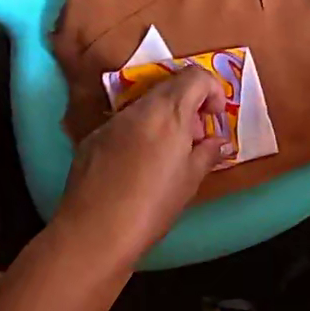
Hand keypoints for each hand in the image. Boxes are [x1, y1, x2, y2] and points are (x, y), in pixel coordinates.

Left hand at [52, 67, 228, 266]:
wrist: (93, 233)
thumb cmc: (152, 207)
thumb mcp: (190, 181)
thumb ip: (207, 153)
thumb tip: (216, 141)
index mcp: (169, 112)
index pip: (196, 76)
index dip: (213, 90)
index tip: (215, 116)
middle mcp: (140, 108)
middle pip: (171, 87)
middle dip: (189, 105)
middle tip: (195, 139)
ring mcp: (113, 122)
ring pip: (146, 106)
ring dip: (164, 120)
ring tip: (167, 157)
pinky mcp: (93, 138)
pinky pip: (124, 125)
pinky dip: (140, 134)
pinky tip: (137, 169)